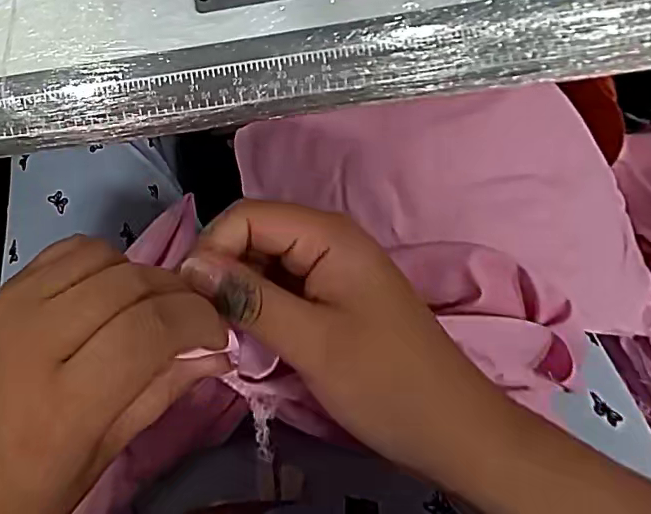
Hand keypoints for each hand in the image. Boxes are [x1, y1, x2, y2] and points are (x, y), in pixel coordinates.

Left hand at [0, 235, 228, 513]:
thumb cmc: (24, 492)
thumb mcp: (99, 459)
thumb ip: (158, 394)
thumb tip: (214, 350)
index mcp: (62, 404)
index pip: (148, 329)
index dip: (196, 319)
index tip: (219, 329)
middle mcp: (35, 339)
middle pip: (129, 283)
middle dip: (176, 292)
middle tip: (196, 314)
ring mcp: (14, 305)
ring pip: (103, 255)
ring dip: (140, 273)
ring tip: (152, 304)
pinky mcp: (4, 289)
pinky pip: (68, 249)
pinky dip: (102, 259)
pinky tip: (109, 290)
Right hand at [177, 200, 491, 481]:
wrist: (460, 435)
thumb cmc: (388, 384)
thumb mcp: (312, 343)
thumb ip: (250, 299)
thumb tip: (192, 267)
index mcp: (326, 233)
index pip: (246, 216)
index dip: (213, 247)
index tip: (191, 295)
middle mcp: (326, 236)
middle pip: (253, 233)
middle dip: (223, 269)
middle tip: (204, 318)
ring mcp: (330, 263)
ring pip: (263, 259)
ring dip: (239, 289)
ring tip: (224, 329)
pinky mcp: (331, 290)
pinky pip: (281, 282)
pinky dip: (260, 303)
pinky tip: (252, 333)